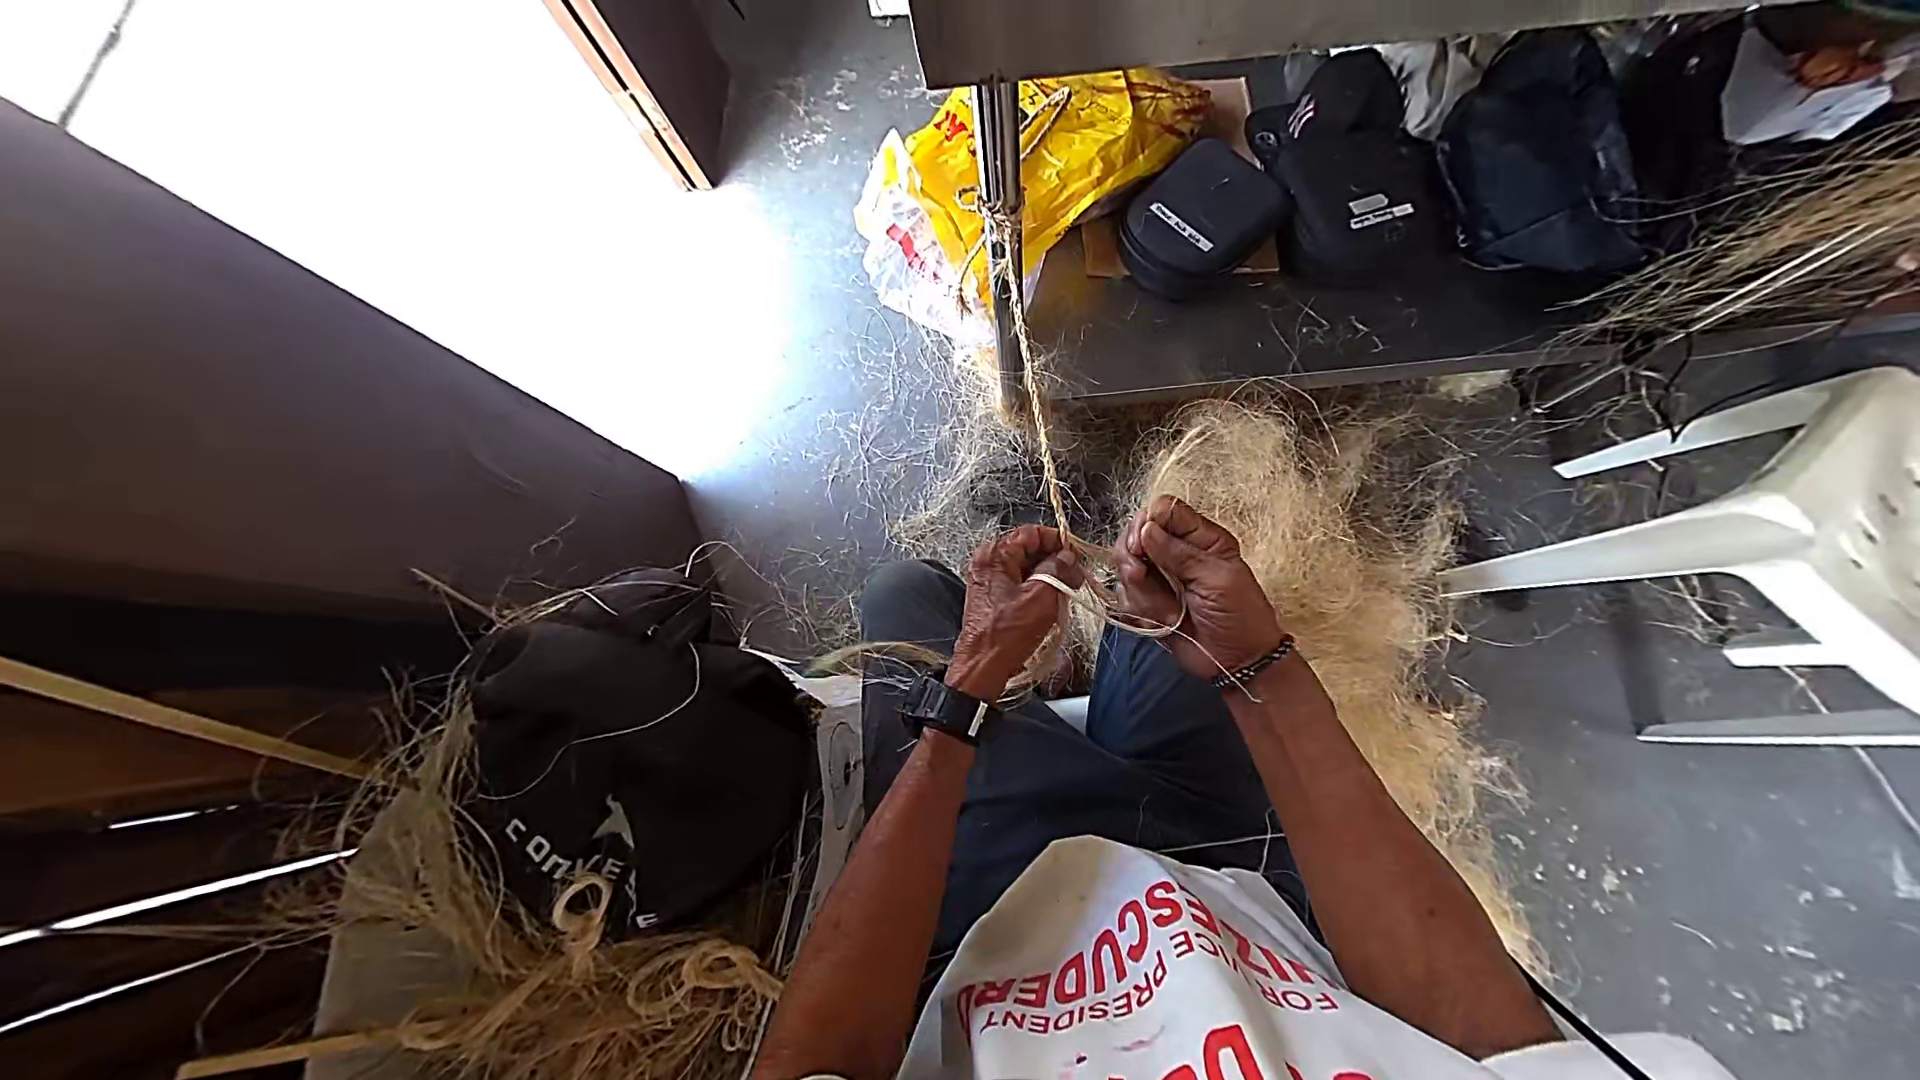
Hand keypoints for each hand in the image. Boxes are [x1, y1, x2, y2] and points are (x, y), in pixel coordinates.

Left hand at [948, 526, 1084, 699]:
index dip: (1057, 540)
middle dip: (1056, 560)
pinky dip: (1038, 588)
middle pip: (1029, 549)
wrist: (984, 666)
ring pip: (1027, 567)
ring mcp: (990, 580)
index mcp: (995, 555)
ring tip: (1067, 591)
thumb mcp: (1041, 596)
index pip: (1031, 532)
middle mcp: (988, 563)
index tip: (1076, 553)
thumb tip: (1069, 556)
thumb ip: (1058, 570)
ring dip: (1050, 576)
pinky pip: (1021, 583)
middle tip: (1076, 574)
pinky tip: (1052, 602)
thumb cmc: (1006, 634)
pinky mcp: (994, 597)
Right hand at [1113, 495, 1283, 680]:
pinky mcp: (1147, 600)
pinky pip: (1125, 594)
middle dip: (1131, 555)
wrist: (1236, 663)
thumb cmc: (1239, 616)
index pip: (1163, 510)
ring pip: (1125, 565)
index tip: (1142, 544)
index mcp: (1201, 538)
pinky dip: (1138, 608)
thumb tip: (1145, 528)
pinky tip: (1160, 620)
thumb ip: (1179, 553)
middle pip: (1135, 534)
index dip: (1147, 522)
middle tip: (1139, 574)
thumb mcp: (1217, 578)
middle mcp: (1176, 551)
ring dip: (1140, 590)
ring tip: (1165, 610)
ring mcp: (1159, 576)